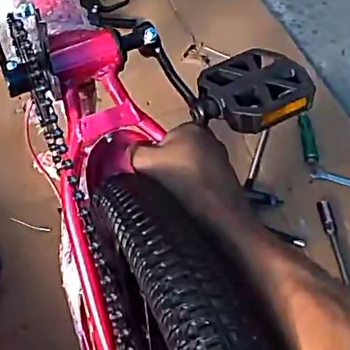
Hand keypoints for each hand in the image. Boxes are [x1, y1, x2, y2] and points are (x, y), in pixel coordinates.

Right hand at [132, 123, 247, 223]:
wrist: (221, 221)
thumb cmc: (188, 187)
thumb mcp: (145, 163)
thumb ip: (130, 152)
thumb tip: (125, 153)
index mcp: (192, 128)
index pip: (159, 138)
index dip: (148, 155)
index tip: (145, 170)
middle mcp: (210, 141)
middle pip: (171, 154)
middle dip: (162, 169)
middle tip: (158, 185)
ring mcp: (219, 163)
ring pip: (183, 171)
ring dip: (176, 184)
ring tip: (174, 197)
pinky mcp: (224, 184)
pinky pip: (196, 185)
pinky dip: (190, 194)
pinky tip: (187, 205)